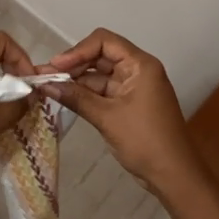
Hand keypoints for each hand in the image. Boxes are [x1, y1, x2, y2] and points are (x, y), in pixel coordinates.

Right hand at [41, 28, 203, 195]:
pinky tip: (64, 98)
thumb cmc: (145, 141)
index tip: (55, 66)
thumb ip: (75, 97)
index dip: (77, 51)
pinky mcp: (128, 104)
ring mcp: (133, 88)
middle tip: (44, 76)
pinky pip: (102, 91)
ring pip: (99, 75)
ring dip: (76, 81)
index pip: (103, 42)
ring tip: (48, 87)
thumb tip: (44, 84)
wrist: (174, 177)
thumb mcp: (107, 117)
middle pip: (100, 56)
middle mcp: (137, 70)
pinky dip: (84, 94)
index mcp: (140, 65)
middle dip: (73, 65)